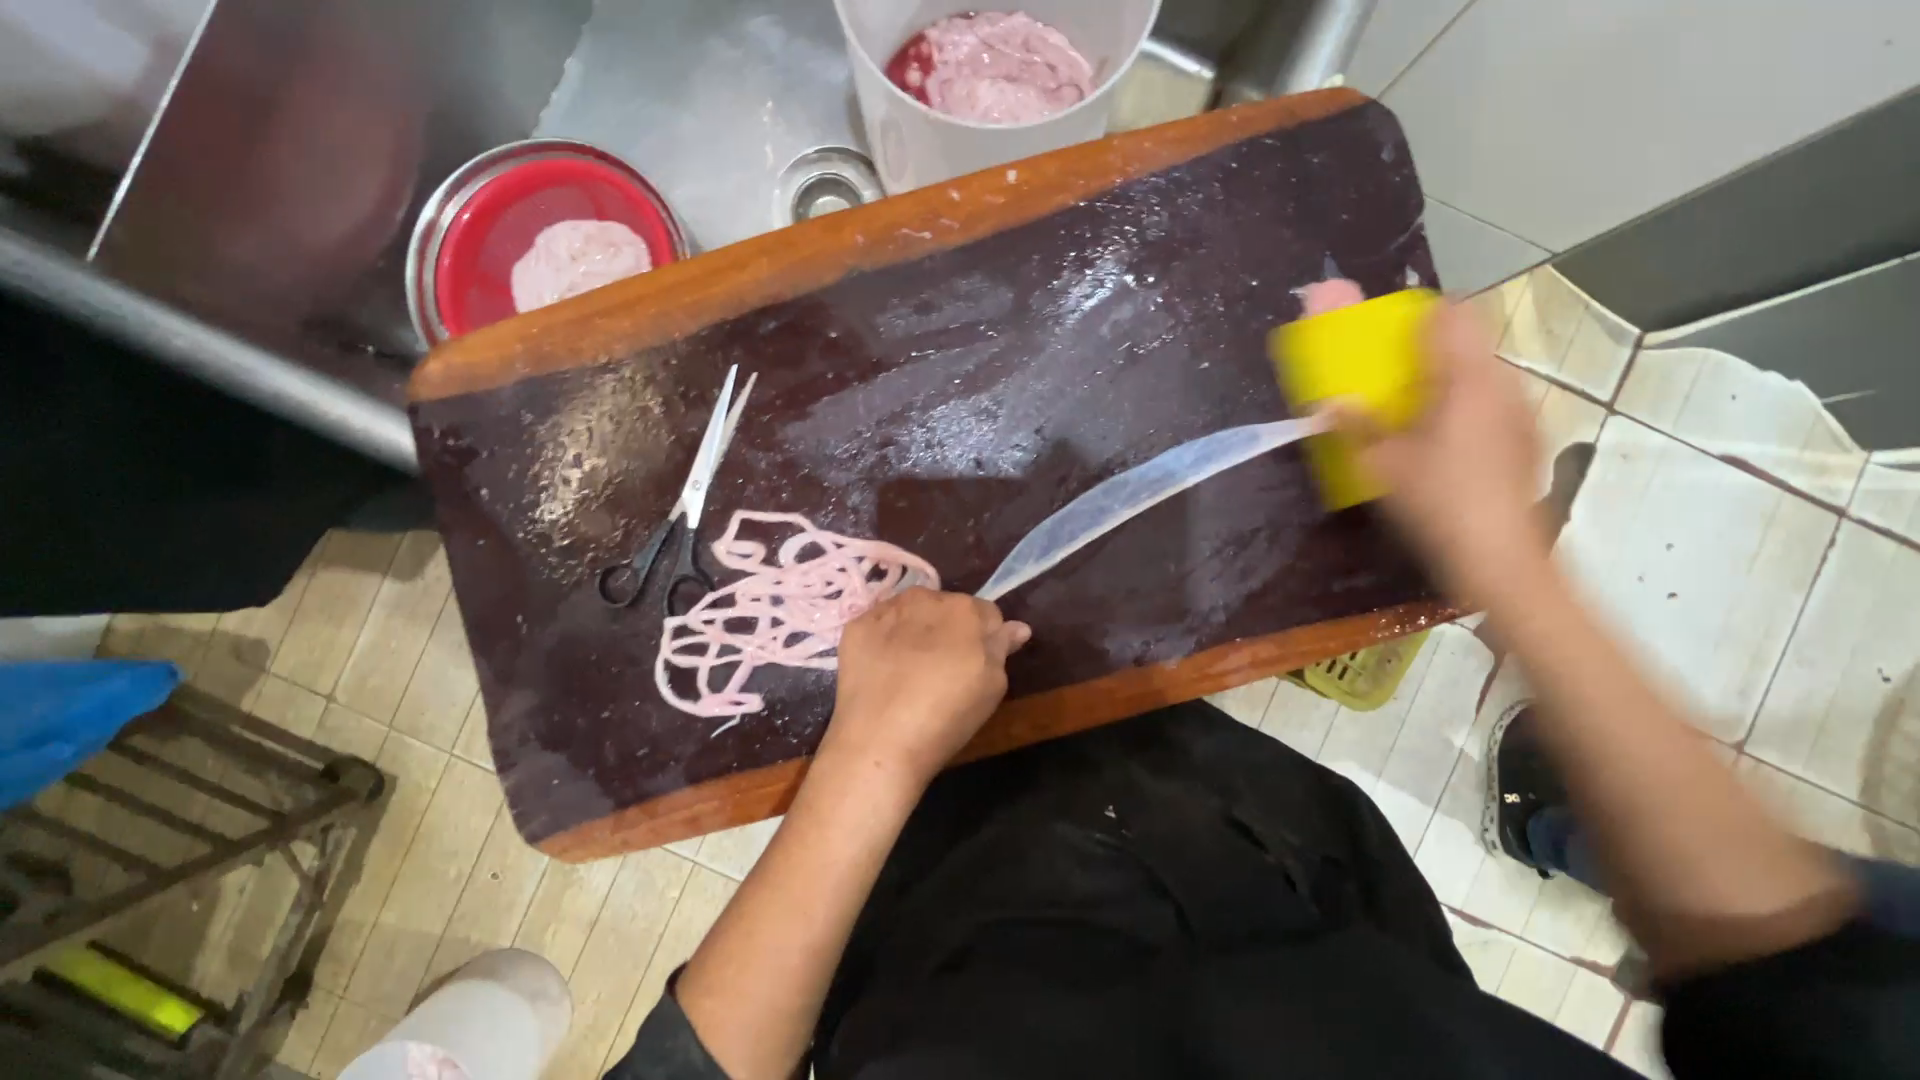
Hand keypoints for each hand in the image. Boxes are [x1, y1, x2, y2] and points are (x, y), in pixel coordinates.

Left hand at [820, 588, 1031, 790]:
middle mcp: (926, 598)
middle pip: (948, 608)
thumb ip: (1002, 648)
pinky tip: (883, 669)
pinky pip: (880, 625)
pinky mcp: (856, 626)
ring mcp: (886, 610)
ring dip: (917, 629)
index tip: (976, 666)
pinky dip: (885, 639)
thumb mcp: (992, 687)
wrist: (881, 739)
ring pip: (912, 611)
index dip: (985, 640)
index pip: (987, 615)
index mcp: (967, 610)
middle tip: (943, 669)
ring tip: (910, 669)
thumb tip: (1017, 627)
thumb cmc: (947, 716)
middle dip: (950, 629)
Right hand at [1324, 301, 1550, 604]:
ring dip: (1450, 380)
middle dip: (1430, 351)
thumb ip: (1354, 426)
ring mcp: (1524, 408)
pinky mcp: (1531, 435)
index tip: (1389, 337)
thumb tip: (1328, 403)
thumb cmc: (1438, 502)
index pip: (1450, 312)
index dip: (1418, 315)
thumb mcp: (1381, 465)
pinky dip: (1469, 407)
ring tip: (1418, 415)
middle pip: (1467, 340)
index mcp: (1465, 378)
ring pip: (1483, 372)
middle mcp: (1502, 382)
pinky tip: (1450, 446)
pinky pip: (1495, 400)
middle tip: (1395, 380)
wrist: (1501, 556)